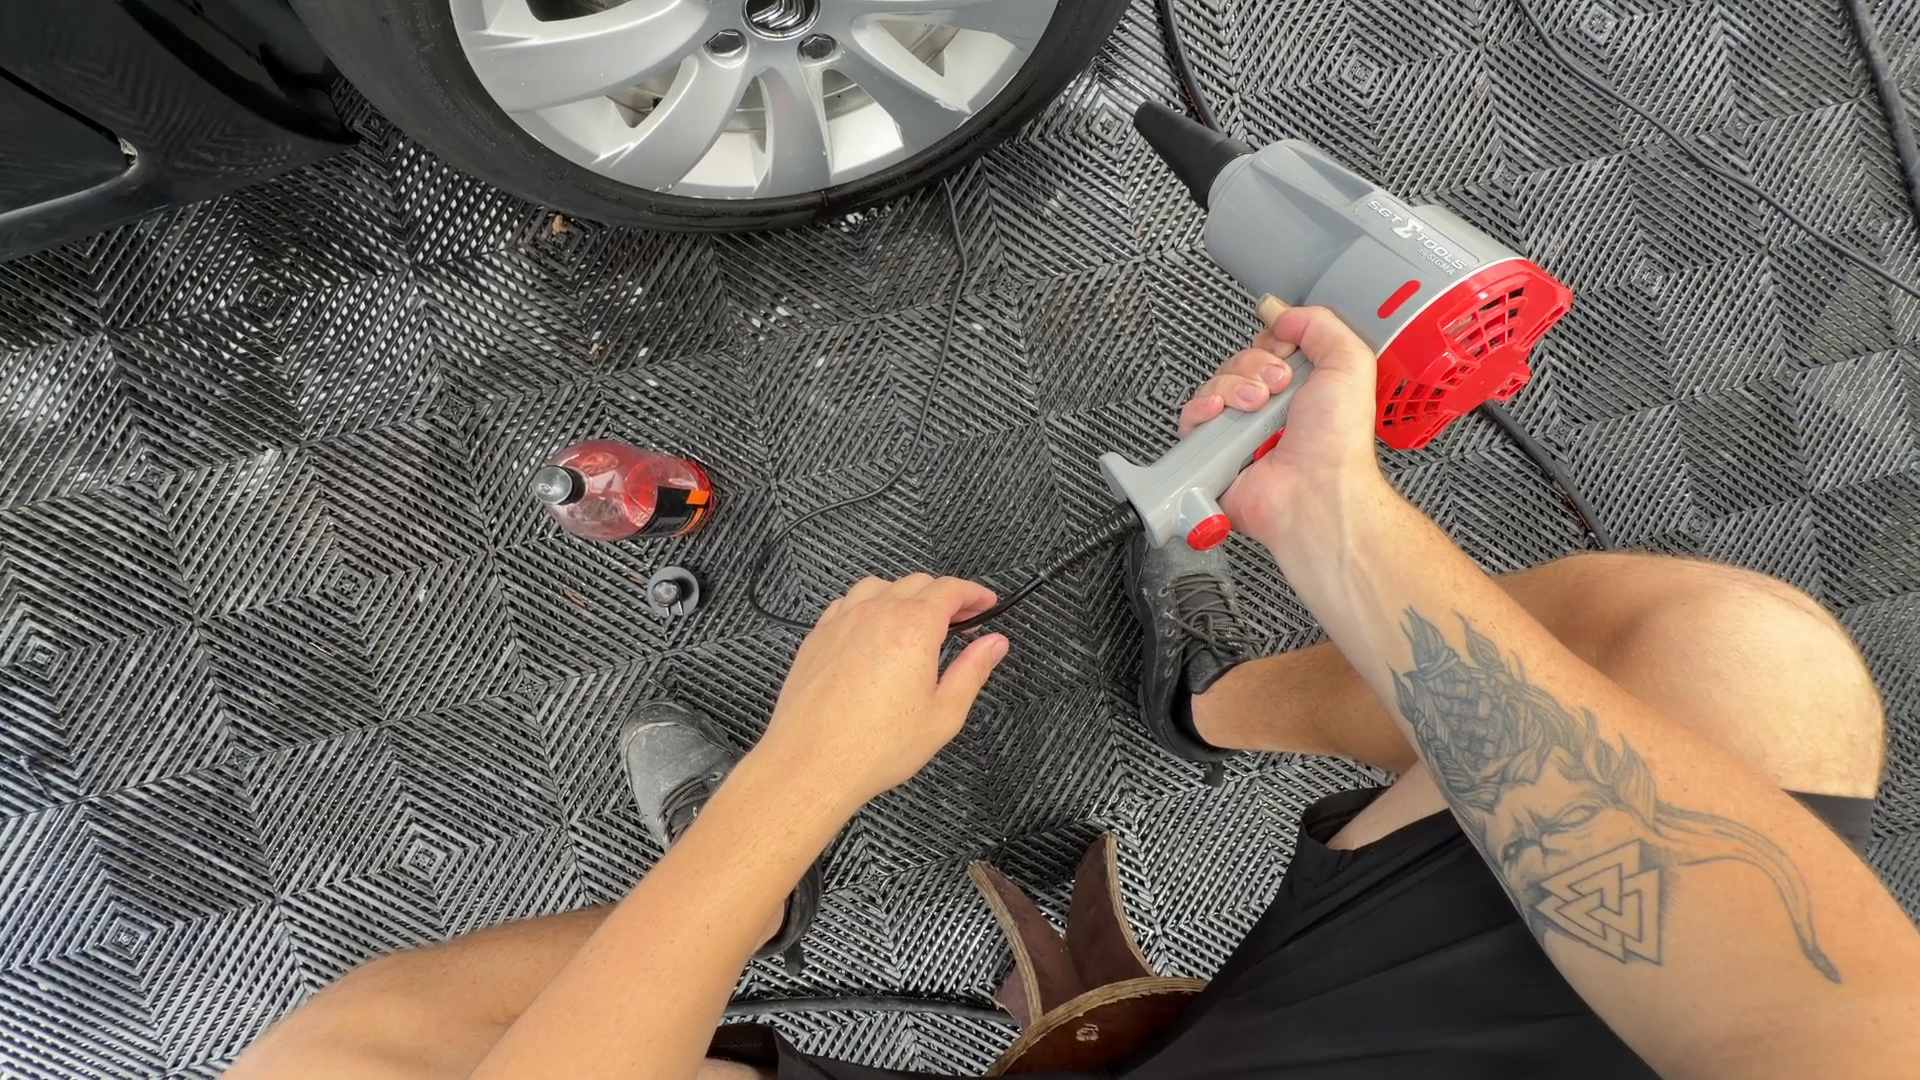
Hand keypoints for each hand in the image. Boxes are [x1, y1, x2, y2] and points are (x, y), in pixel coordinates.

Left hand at [751, 575, 1009, 809]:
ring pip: (880, 586)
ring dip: (905, 594)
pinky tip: (873, 628)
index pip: (950, 590)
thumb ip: (973, 670)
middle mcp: (876, 614)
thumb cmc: (875, 746)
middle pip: (917, 583)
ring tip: (917, 620)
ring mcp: (842, 621)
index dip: (974, 593)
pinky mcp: (818, 637)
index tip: (986, 602)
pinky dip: (869, 605)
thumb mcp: (943, 714)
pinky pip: (847, 603)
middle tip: (962, 618)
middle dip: (945, 595)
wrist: (812, 763)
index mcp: (913, 628)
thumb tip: (994, 644)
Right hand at [1178, 299, 1388, 548]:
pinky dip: (1201, 409)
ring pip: (1214, 385)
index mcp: (1301, 388)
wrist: (1312, 490)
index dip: (1272, 344)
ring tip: (1255, 408)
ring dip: (1232, 388)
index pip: (1267, 347)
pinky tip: (1221, 414)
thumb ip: (1320, 325)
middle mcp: (1268, 409)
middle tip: (1276, 387)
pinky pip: (1191, 417)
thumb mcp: (1349, 363)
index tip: (1288, 355)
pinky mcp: (1212, 450)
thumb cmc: (1337, 445)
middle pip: (1237, 363)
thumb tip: (1280, 311)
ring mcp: (1238, 429)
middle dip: (1254, 366)